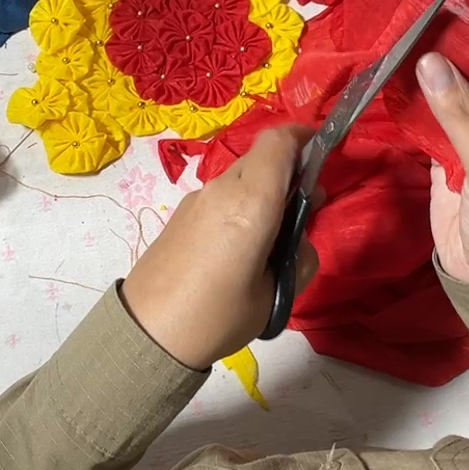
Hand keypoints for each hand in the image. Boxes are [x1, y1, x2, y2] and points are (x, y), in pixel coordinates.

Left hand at [122, 125, 317, 368]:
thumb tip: (298, 241)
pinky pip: (222, 194)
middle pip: (261, 157)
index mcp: (250, 203)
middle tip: (305, 208)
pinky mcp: (182, 213)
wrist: (146, 332)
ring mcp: (198, 199)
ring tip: (273, 237)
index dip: (303, 137)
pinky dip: (241, 203)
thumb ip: (299, 259)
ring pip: (241, 176)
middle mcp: (223, 190)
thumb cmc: (216, 316)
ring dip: (264, 190)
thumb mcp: (276, 296)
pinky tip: (240, 246)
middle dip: (289, 171)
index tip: (321, 151)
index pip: (278, 142)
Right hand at [418, 52, 468, 285]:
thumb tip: (428, 61)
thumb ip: (465, 118)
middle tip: (428, 14)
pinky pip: (439, 118)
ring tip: (407, 34)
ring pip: (464, 94)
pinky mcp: (457, 154)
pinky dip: (420, 101)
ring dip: (439, 73)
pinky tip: (398, 74)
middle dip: (464, 52)